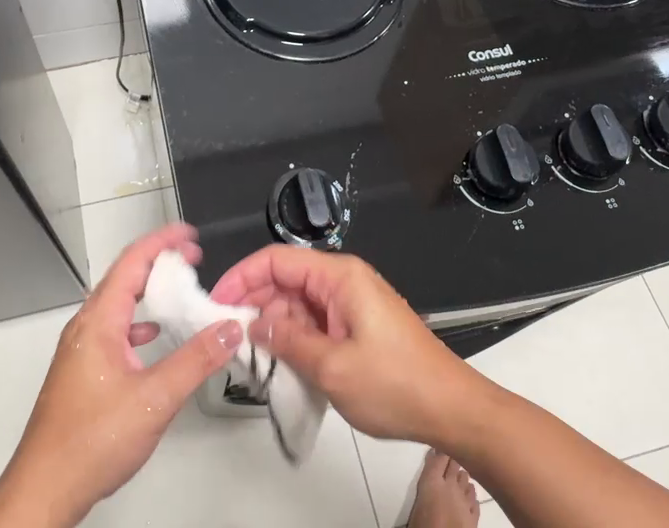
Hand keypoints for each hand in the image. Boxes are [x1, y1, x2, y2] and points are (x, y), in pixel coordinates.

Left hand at [0, 223, 243, 527]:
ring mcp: (81, 350)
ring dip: (149, 293)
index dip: (162, 242)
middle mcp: (86, 328)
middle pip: (124, 279)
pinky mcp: (82, 372)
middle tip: (194, 259)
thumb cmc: (92, 440)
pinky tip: (153, 338)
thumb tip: (230, 329)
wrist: (45, 487)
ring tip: (180, 292)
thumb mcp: (154, 399)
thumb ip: (196, 360)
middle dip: (159, 263)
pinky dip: (139, 322)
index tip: (190, 234)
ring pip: (118, 305)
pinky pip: (114, 330)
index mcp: (99, 322)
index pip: (132, 263)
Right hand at [211, 246, 487, 446]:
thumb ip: (288, 341)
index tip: (216, 301)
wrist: (451, 409)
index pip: (277, 259)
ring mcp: (351, 304)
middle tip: (229, 334)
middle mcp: (344, 282)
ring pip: (297, 303)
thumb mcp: (332, 367)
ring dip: (273, 325)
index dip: (242, 276)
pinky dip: (294, 338)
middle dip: (254, 303)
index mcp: (340, 277)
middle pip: (285, 279)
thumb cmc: (398, 384)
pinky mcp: (356, 326)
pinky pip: (314, 322)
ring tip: (251, 355)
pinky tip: (280, 361)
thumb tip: (254, 326)